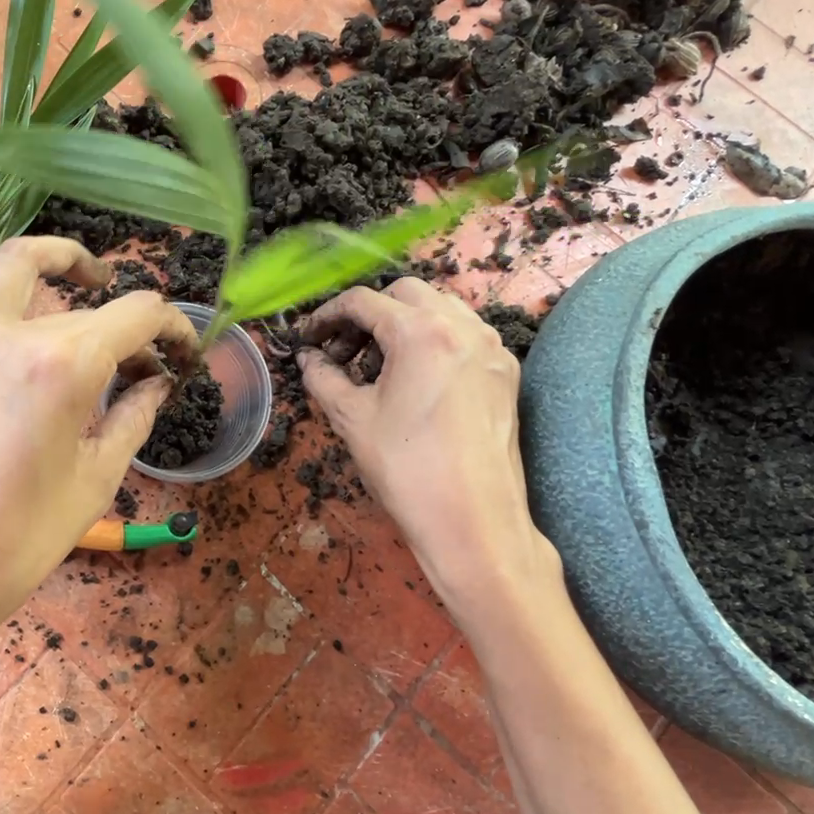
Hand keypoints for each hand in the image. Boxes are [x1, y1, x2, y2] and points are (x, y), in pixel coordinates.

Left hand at [0, 237, 195, 682]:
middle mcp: (10, 332)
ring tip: (84, 281)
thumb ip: (132, 418)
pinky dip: (8, 284)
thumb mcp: (95, 479)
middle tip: (143, 354)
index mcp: (61, 364)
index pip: (136, 313)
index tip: (184, 350)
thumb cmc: (20, 538)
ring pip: (14, 265)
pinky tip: (26, 314)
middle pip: (83, 300)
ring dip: (55, 261)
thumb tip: (155, 385)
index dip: (173, 325)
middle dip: (126, 320)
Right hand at [298, 280, 560, 619]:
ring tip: (377, 365)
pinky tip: (414, 378)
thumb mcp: (351, 419)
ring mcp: (491, 347)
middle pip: (405, 293)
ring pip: (440, 308)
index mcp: (420, 332)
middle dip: (367, 314)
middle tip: (343, 350)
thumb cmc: (405, 467)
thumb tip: (309, 359)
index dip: (327, 316)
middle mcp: (462, 327)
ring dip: (402, 323)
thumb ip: (324, 378)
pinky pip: (463, 335)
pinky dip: (433, 340)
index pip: (363, 301)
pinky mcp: (505, 371)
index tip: (308, 339)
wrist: (473, 520)